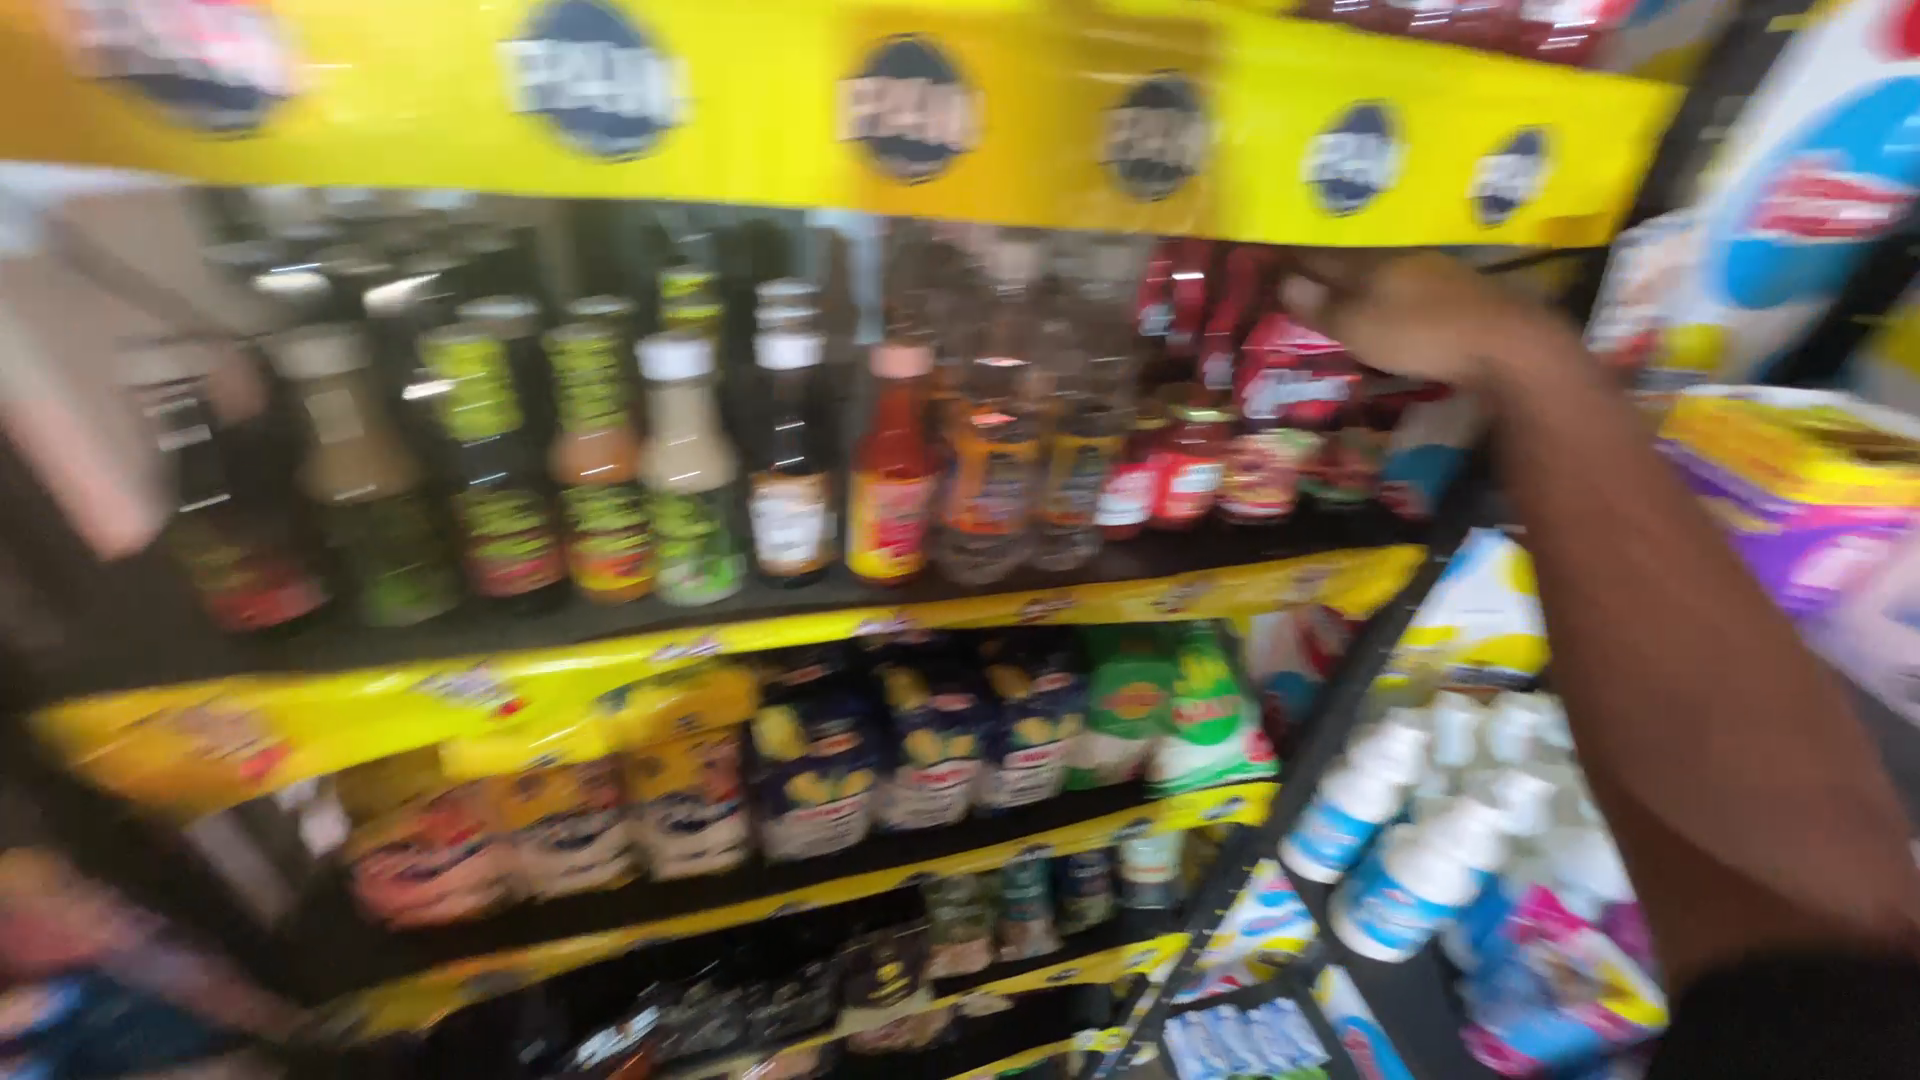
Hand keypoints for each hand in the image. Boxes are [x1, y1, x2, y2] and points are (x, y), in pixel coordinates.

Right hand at [1277, 249, 1572, 390]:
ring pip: (1374, 271)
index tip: (1265, 263)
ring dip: (1349, 281)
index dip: (1289, 261)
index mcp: (1366, 262)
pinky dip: (1377, 292)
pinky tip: (1375, 303)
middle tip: (1290, 280)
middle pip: (1346, 260)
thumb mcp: (1356, 327)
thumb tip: (1284, 282)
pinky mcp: (1450, 289)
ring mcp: (1427, 269)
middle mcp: (1395, 256)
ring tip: (1328, 294)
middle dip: (1318, 269)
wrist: (1504, 343)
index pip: (1316, 255)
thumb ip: (1319, 306)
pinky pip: (1398, 284)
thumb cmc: (1417, 335)